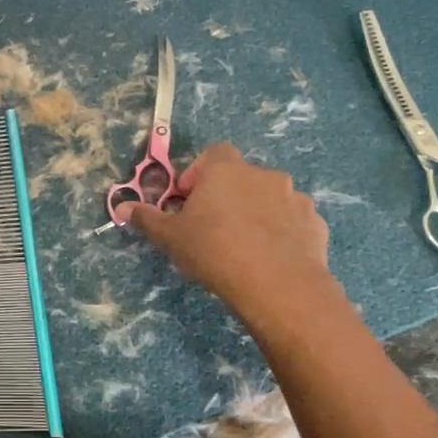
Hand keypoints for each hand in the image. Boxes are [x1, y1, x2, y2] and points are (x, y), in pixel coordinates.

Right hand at [127, 144, 334, 313]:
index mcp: (226, 171)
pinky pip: (291, 220)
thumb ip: (145, 218)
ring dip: (253, 211)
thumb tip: (120, 208)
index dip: (199, 171)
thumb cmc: (214, 249)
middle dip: (225, 194)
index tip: (188, 198)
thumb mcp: (168, 235)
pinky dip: (279, 230)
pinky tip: (267, 255)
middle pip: (240, 176)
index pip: (214, 153)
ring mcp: (296, 199)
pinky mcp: (316, 224)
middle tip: (208, 224)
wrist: (279, 285)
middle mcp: (265, 176)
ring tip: (240, 243)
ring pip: (268, 198)